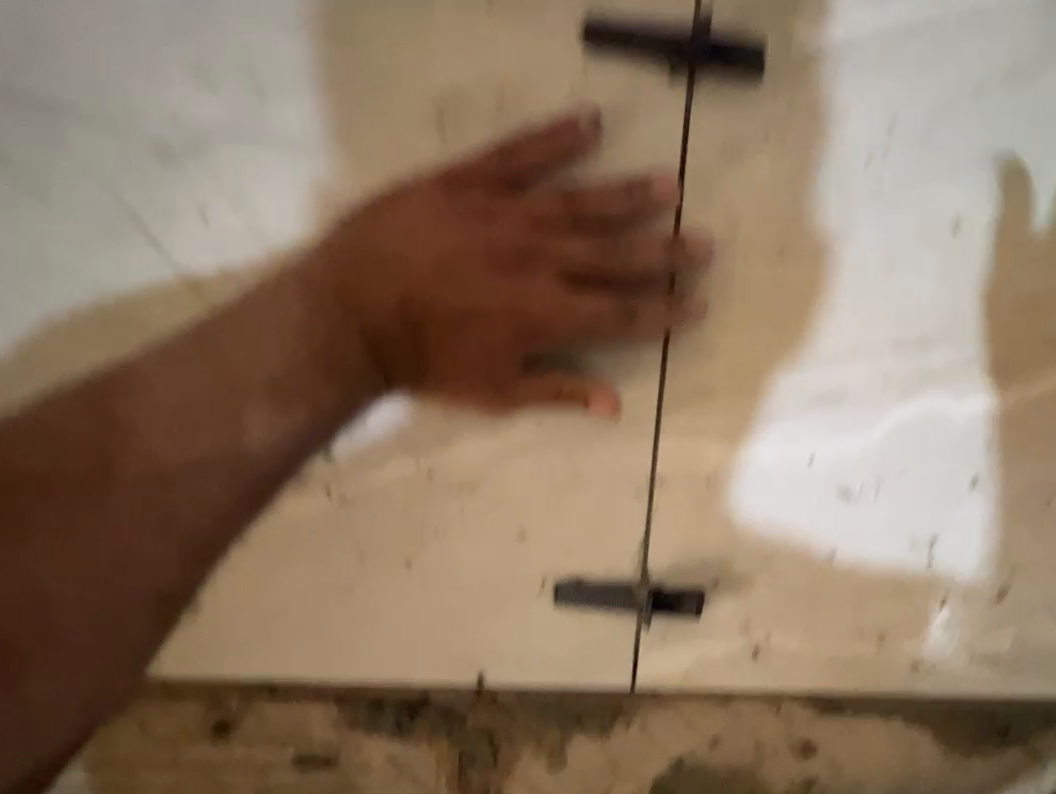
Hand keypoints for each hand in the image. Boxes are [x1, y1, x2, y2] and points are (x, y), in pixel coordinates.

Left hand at [305, 109, 711, 417]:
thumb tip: (617, 407)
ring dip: (631, 196)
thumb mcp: (496, 392)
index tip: (698, 306)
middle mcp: (541, 260)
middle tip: (704, 244)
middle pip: (618, 255)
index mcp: (549, 314)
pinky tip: (590, 123)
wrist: (350, 311)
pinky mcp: (469, 182)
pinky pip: (521, 153)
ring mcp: (507, 214)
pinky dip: (557, 138)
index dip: (666, 311)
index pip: (624, 313)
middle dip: (666, 253)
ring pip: (583, 203)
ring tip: (671, 187)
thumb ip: (560, 392)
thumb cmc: (426, 362)